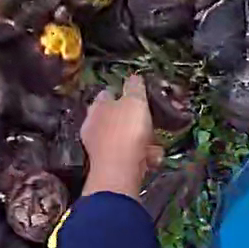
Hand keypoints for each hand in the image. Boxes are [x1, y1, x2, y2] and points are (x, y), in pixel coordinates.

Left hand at [80, 74, 156, 198]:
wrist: (120, 171)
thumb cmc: (127, 131)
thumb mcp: (135, 102)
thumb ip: (135, 88)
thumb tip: (134, 76)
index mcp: (98, 106)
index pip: (107, 93)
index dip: (123, 93)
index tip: (138, 96)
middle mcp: (94, 125)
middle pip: (116, 118)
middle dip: (133, 120)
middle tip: (150, 123)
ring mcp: (99, 147)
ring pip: (123, 138)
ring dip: (140, 140)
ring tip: (155, 145)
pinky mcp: (109, 165)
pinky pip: (128, 156)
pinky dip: (140, 156)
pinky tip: (151, 159)